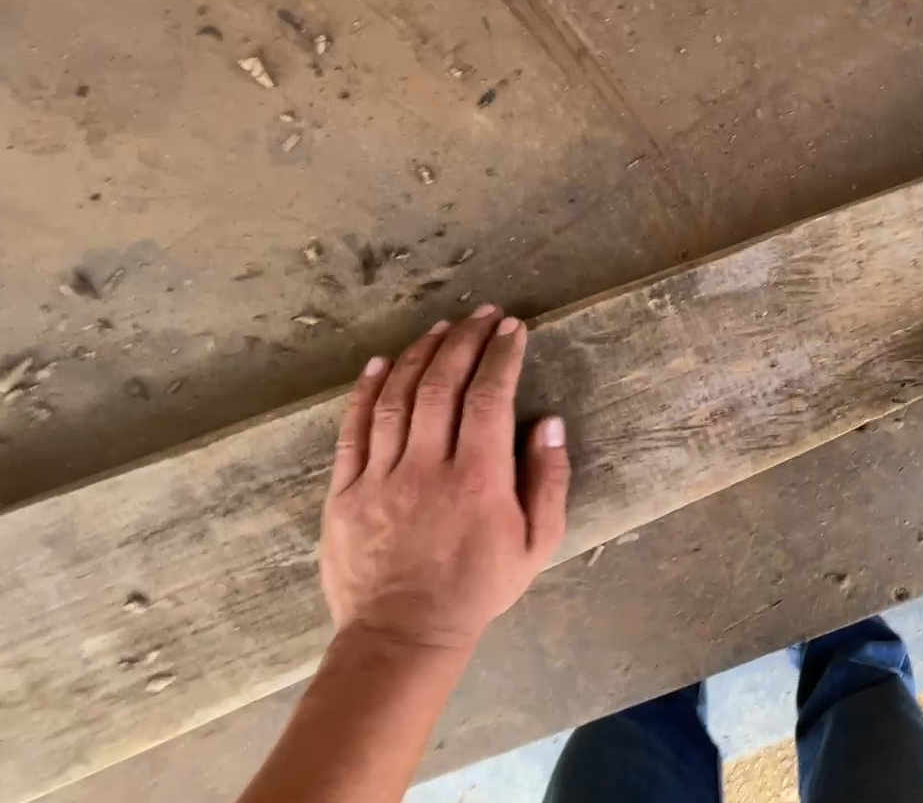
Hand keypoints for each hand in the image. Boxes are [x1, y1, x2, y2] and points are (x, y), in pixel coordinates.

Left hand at [322, 306, 569, 651]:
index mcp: (479, 478)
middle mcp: (427, 468)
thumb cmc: (481, 586)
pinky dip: (366, 391)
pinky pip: (352, 431)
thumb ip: (550, 480)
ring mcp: (379, 478)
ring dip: (420, 355)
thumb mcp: (540, 541)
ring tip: (441, 328)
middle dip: (465, 342)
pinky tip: (380, 363)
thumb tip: (551, 424)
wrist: (403, 635)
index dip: (503, 357)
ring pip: (397, 399)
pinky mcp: (344, 493)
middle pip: (442, 386)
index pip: (490, 399)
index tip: (515, 329)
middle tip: (484, 315)